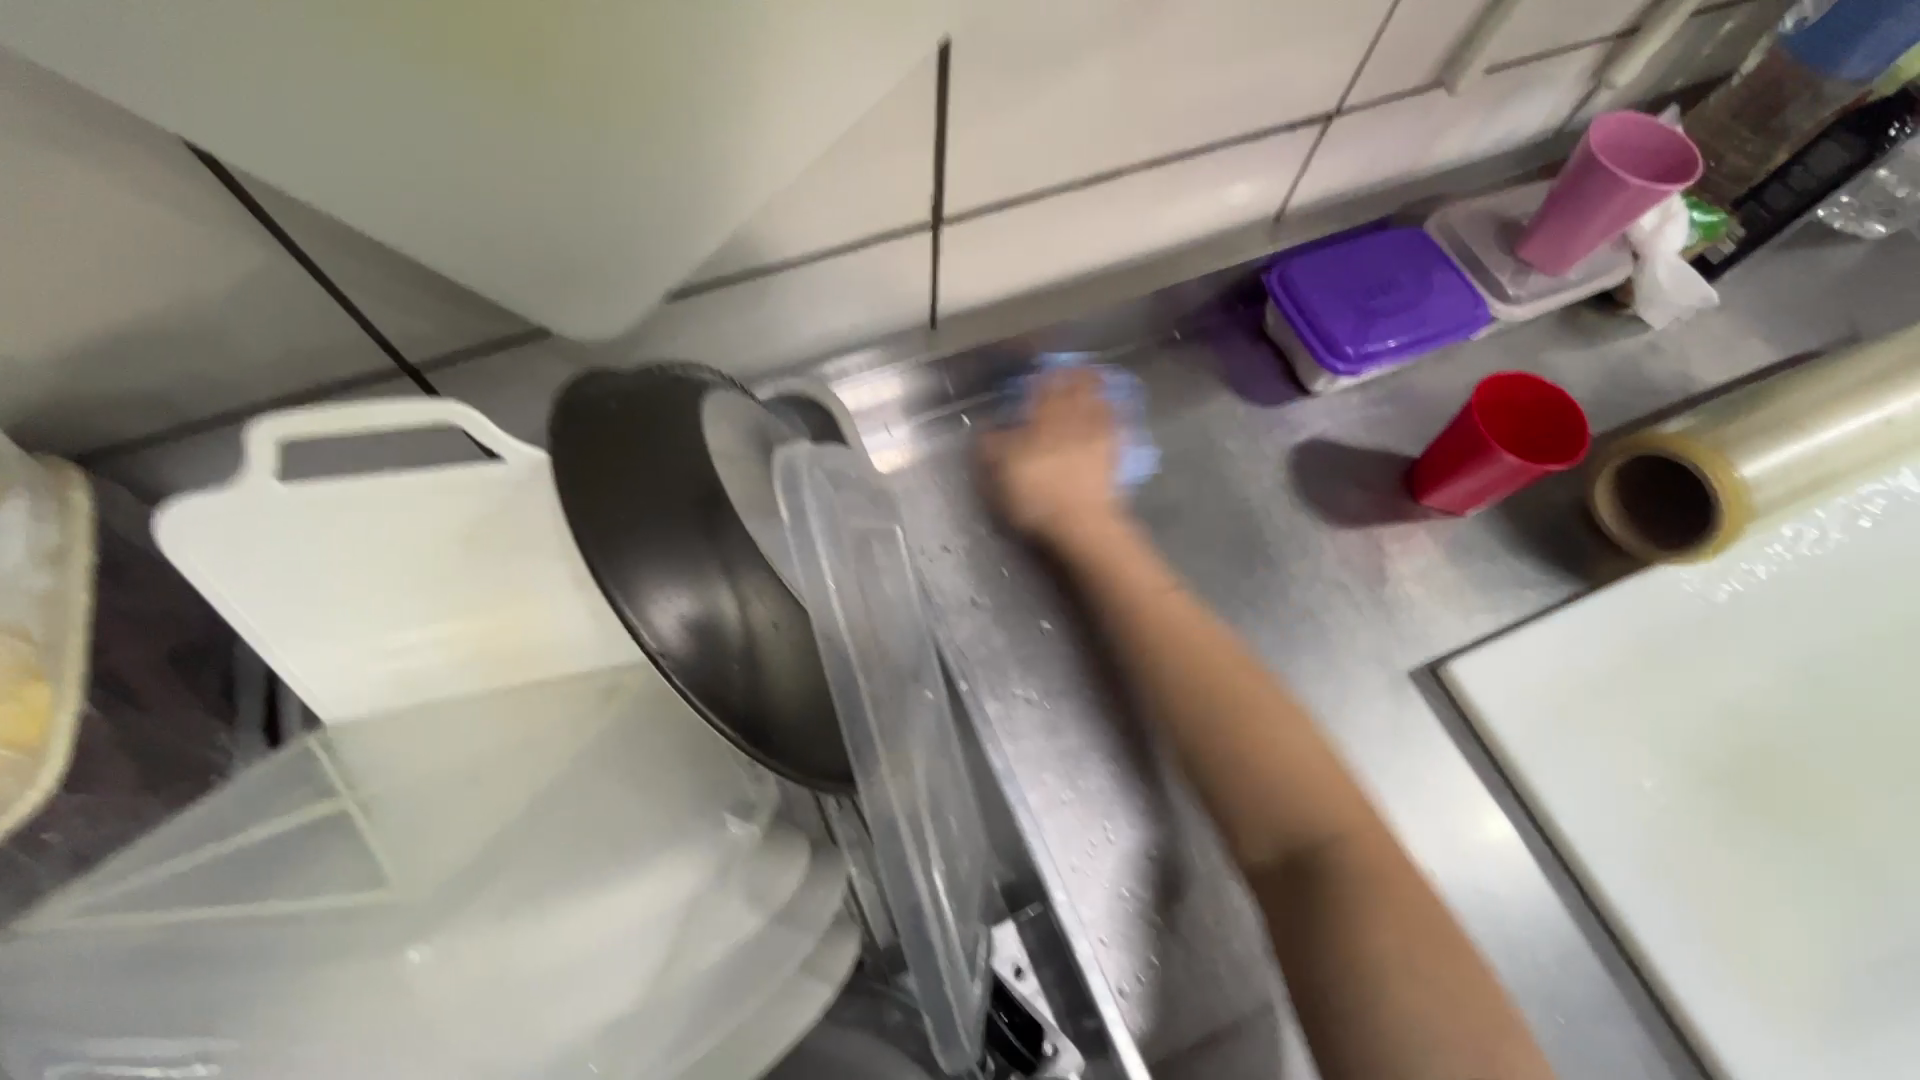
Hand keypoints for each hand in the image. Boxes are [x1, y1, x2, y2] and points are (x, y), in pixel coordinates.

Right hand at [979, 368, 1122, 546]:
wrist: (1081, 522)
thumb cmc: (1036, 499)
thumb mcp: (1002, 474)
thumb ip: (993, 447)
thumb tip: (987, 428)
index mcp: (1041, 422)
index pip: (1043, 389)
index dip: (1043, 376)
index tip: (1041, 368)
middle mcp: (1070, 420)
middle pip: (1074, 388)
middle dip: (1073, 374)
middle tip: (1073, 365)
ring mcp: (1096, 434)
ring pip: (1097, 399)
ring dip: (1095, 385)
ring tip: (1095, 375)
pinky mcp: (1114, 452)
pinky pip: (1116, 422)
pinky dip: (1115, 409)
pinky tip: (1115, 406)